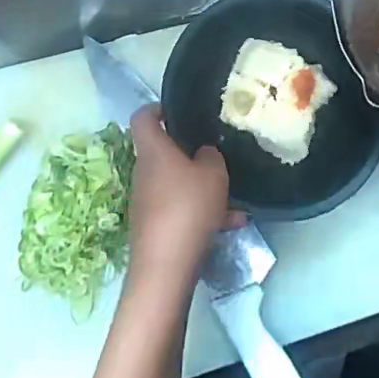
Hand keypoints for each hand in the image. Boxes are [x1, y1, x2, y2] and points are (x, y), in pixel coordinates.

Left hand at [127, 105, 240, 282]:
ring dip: (203, 188)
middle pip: (164, 152)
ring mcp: (147, 201)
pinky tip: (232, 224)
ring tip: (235, 200)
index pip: (143, 117)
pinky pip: (180, 210)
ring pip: (177, 183)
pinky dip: (203, 213)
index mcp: (152, 150)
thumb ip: (210, 156)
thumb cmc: (187, 208)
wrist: (165, 269)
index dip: (158, 108)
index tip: (180, 111)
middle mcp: (144, 172)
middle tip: (216, 157)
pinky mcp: (154, 227)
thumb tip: (203, 153)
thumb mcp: (212, 173)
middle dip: (191, 154)